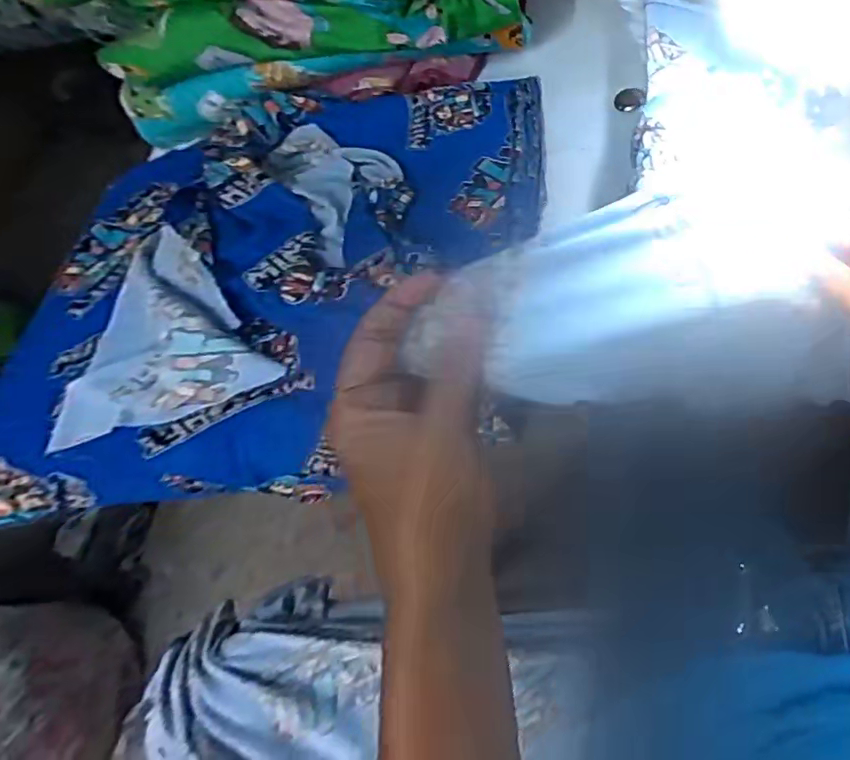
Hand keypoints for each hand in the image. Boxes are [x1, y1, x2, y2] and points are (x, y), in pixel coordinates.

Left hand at [328, 271, 493, 586]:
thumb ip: (456, 369)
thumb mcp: (442, 432)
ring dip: (454, 343)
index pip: (372, 340)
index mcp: (357, 408)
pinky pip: (448, 390)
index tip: (440, 277)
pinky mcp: (436, 437)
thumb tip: (471, 308)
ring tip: (486, 312)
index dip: (401, 303)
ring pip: (428, 369)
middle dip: (432, 319)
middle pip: (399, 350)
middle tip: (471, 291)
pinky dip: (467, 370)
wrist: (445, 572)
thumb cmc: (429, 503)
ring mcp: (407, 425)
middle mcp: (376, 410)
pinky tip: (493, 353)